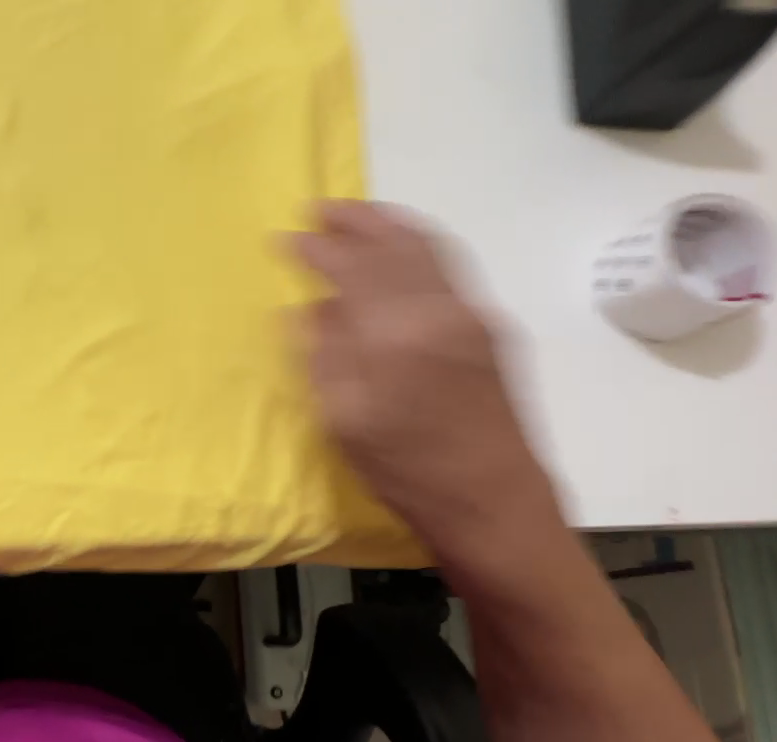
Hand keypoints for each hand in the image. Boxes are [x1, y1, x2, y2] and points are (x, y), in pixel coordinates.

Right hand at [290, 201, 561, 567]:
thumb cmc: (405, 469)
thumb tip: (307, 310)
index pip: (353, 269)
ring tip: (359, 216)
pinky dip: (419, 246)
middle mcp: (441, 311)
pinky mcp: (488, 332)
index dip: (316, 249)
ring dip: (391, 226)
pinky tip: (402, 253)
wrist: (492, 499)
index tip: (284, 237)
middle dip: (356, 221)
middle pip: (397, 246)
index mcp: (398, 333)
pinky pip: (449, 268)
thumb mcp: (345, 420)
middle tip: (319, 208)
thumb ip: (325, 356)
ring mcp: (472, 317)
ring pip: (430, 250)